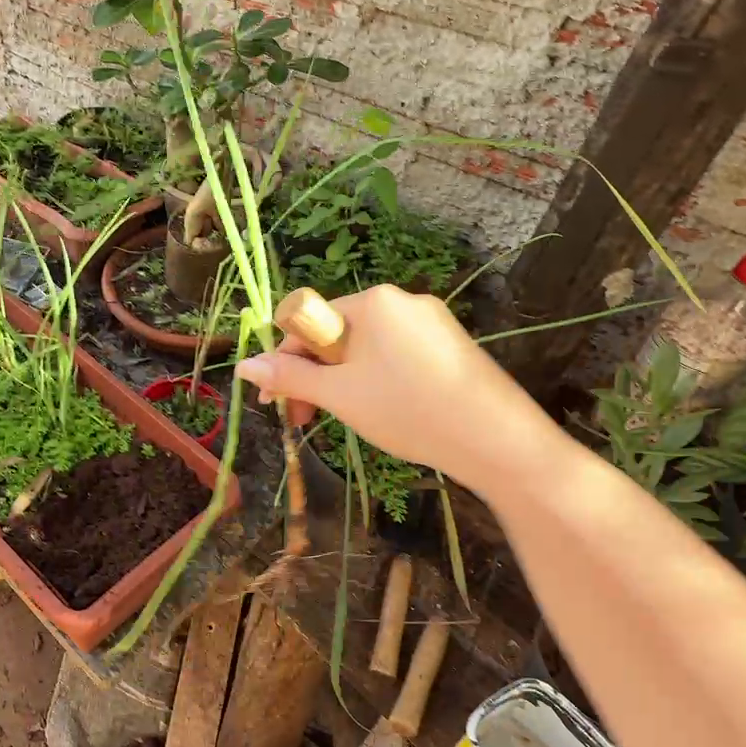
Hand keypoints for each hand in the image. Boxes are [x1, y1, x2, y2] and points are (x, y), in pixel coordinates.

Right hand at [235, 285, 567, 498]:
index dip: (285, 363)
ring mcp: (432, 323)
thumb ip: (288, 377)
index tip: (277, 403)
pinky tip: (384, 412)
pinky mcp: (452, 347)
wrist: (503, 444)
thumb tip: (243, 365)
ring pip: (365, 349)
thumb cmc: (409, 411)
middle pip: (336, 335)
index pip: (307, 323)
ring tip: (346, 420)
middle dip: (314, 376)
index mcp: (373, 301)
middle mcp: (402, 301)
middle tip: (306, 420)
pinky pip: (395, 357)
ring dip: (342, 382)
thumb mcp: (339, 396)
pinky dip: (376, 381)